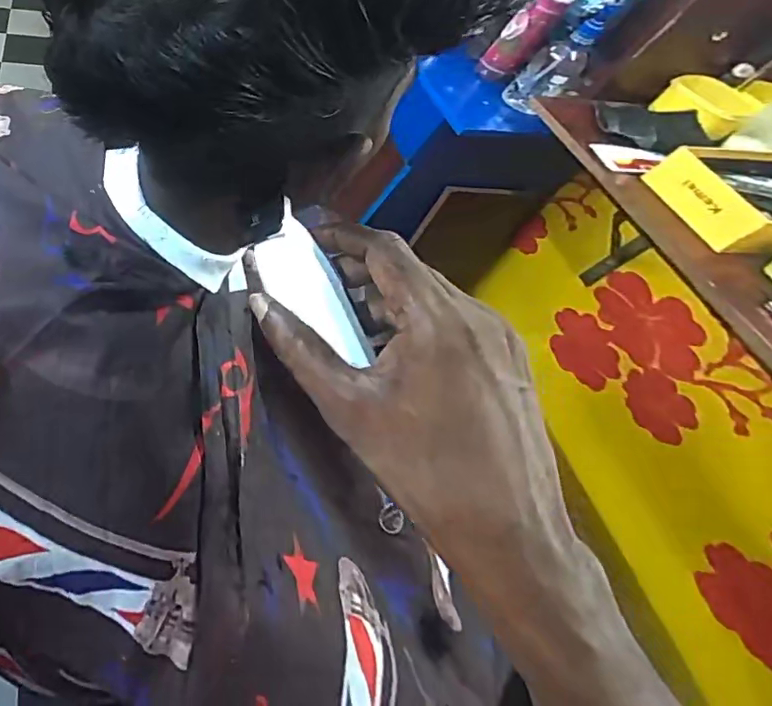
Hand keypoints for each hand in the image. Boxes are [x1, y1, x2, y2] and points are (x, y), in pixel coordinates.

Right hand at [249, 221, 675, 705]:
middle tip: (318, 281)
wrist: (512, 534)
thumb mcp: (348, 406)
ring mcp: (499, 335)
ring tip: (348, 317)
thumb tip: (259, 302)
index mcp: (436, 319)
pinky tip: (392, 349)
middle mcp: (474, 314)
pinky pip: (453, 316)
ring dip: (386, 294)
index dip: (341, 235)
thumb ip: (299, 347)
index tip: (306, 239)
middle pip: (408, 268)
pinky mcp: (509, 357)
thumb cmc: (421, 468)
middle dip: (358, 267)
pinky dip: (414, 316)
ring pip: (431, 292)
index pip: (384, 249)